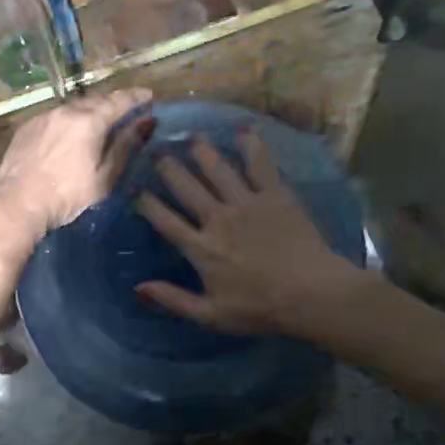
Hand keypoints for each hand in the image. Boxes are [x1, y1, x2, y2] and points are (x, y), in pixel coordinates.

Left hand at [0, 88, 154, 242]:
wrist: (17, 205)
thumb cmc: (66, 197)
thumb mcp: (104, 178)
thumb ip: (125, 147)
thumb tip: (145, 123)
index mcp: (90, 121)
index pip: (119, 101)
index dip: (136, 97)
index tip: (149, 97)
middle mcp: (66, 110)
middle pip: (96, 100)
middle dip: (112, 104)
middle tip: (124, 112)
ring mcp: (44, 116)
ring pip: (73, 107)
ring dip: (89, 112)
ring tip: (96, 124)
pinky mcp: (27, 126)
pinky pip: (55, 117)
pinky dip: (68, 121)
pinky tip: (68, 136)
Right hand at [134, 131, 363, 334]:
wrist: (310, 293)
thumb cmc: (259, 309)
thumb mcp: (210, 316)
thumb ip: (173, 300)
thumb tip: (138, 288)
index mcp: (201, 248)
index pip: (165, 221)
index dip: (147, 204)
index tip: (135, 190)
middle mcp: (218, 218)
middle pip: (187, 187)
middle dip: (169, 168)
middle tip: (157, 153)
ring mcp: (247, 203)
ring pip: (217, 169)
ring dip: (202, 152)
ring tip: (191, 137)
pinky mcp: (275, 195)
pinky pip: (259, 164)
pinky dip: (249, 144)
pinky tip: (241, 129)